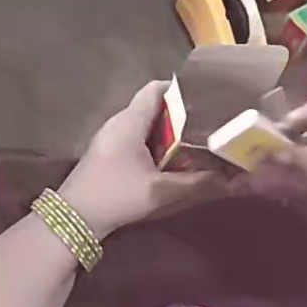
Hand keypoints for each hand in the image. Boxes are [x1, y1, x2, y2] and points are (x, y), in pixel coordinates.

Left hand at [58, 81, 220, 237]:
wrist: (74, 218)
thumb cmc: (116, 196)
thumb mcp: (160, 191)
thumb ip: (197, 183)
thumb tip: (232, 180)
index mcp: (130, 121)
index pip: (156, 88)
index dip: (181, 89)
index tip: (206, 99)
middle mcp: (118, 122)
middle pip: (153, 106)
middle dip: (181, 114)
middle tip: (208, 125)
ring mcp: (110, 137)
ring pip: (145, 124)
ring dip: (168, 132)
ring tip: (196, 142)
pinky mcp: (107, 153)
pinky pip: (136, 138)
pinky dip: (155, 144)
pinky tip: (170, 160)